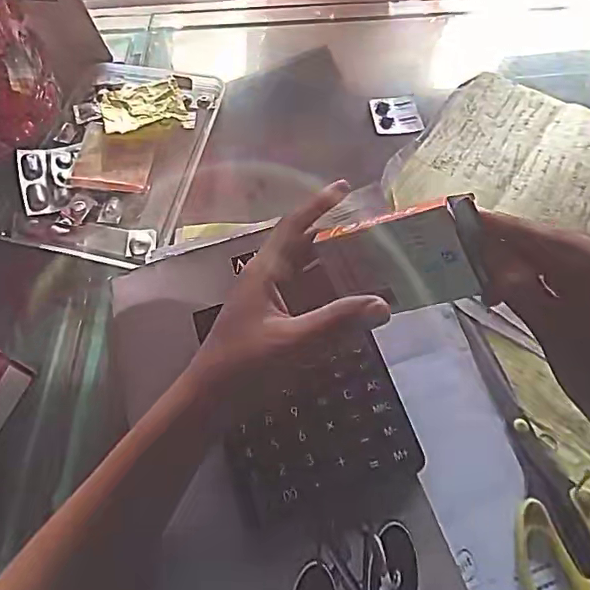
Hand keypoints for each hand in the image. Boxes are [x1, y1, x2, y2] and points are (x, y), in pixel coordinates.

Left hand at [188, 182, 391, 401]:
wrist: (207, 402)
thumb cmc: (241, 367)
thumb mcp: (291, 344)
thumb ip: (335, 323)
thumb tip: (382, 304)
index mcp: (264, 273)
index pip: (294, 228)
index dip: (318, 205)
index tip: (343, 186)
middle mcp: (266, 281)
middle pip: (305, 250)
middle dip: (336, 240)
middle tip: (373, 236)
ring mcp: (268, 303)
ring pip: (307, 277)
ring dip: (336, 272)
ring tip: (372, 267)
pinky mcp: (272, 324)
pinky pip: (306, 302)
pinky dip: (329, 300)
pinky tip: (351, 309)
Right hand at [478, 209, 589, 482]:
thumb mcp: (555, 339)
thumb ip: (522, 291)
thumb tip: (488, 255)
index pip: (558, 243)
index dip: (513, 229)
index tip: (474, 220)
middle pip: (566, 244)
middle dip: (519, 241)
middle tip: (475, 238)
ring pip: (573, 255)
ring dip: (532, 256)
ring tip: (492, 259)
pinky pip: (584, 269)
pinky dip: (551, 269)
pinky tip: (524, 275)